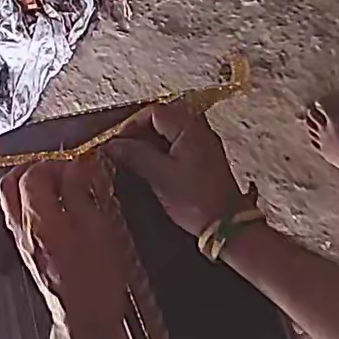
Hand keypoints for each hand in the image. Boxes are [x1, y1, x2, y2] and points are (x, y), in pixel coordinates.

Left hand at [0, 158, 135, 338]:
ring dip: (31, 185)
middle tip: (60, 169)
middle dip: (34, 168)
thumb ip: (81, 194)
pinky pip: (20, 217)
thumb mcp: (99, 230)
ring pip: (12, 200)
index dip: (55, 163)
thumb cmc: (96, 284)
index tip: (76, 165)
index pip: (33, 174)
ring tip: (59, 186)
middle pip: (11, 183)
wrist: (84, 323)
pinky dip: (34, 204)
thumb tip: (76, 168)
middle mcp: (23, 229)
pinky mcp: (28, 253)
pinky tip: (58, 209)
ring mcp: (22, 242)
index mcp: (40, 220)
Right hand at [105, 103, 246, 236]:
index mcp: (190, 129)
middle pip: (162, 119)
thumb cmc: (195, 200)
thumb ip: (135, 155)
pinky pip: (177, 146)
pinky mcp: (203, 160)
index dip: (131, 125)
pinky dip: (161, 153)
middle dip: (139, 133)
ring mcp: (203, 145)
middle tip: (123, 151)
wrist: (226, 225)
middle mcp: (200, 131)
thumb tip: (112, 144)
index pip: (154, 112)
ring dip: (149, 144)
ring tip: (134, 161)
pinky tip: (151, 169)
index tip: (118, 142)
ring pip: (168, 133)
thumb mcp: (160, 176)